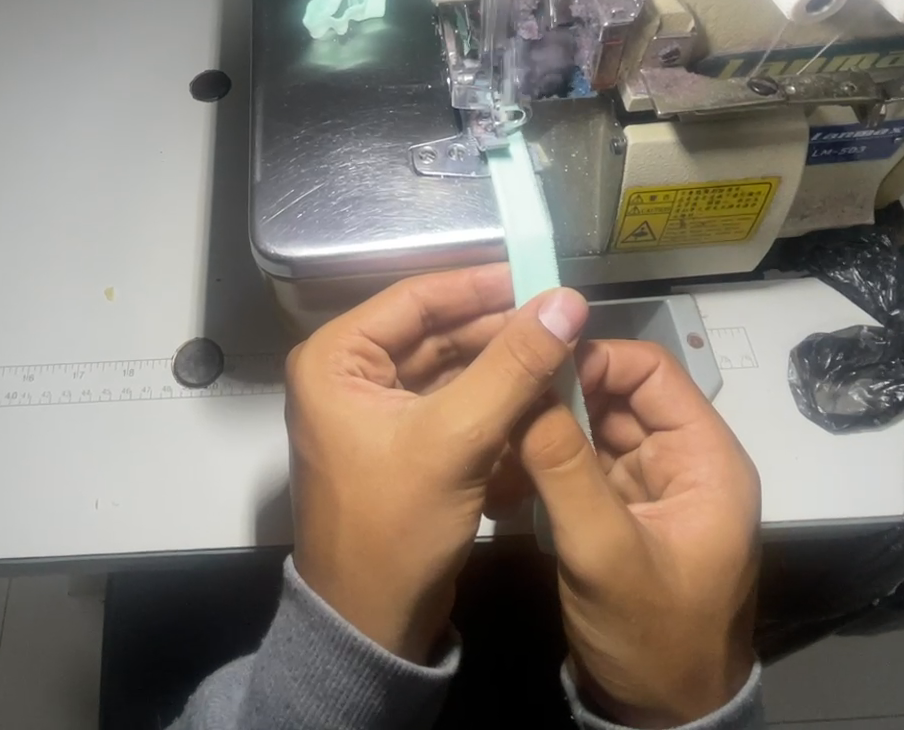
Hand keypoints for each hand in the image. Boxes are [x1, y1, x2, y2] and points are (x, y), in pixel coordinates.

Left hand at [287, 265, 589, 662]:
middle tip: (561, 320)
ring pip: (447, 366)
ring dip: (499, 363)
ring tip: (559, 353)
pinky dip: (489, 398)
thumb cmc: (396, 526)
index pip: (415, 299)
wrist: (370, 625)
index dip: (480, 285)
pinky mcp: (398, 438)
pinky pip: (448, 401)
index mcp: (337, 357)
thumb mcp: (457, 438)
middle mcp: (348, 372)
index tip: (540, 277)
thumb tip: (566, 301)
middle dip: (497, 328)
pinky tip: (537, 393)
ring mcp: (373, 406)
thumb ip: (513, 366)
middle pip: (434, 331)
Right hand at [516, 340, 760, 727]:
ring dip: (550, 418)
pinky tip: (509, 452)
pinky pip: (581, 454)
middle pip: (618, 392)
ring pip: (594, 421)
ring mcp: (648, 482)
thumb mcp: (604, 551)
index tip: (535, 369)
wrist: (660, 716)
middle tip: (504, 391)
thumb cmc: (651, 637)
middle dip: (562, 389)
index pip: (651, 372)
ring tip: (498, 416)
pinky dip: (548, 449)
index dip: (594, 359)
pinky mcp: (619, 503)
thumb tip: (525, 389)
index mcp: (705, 459)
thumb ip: (564, 466)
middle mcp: (680, 459)